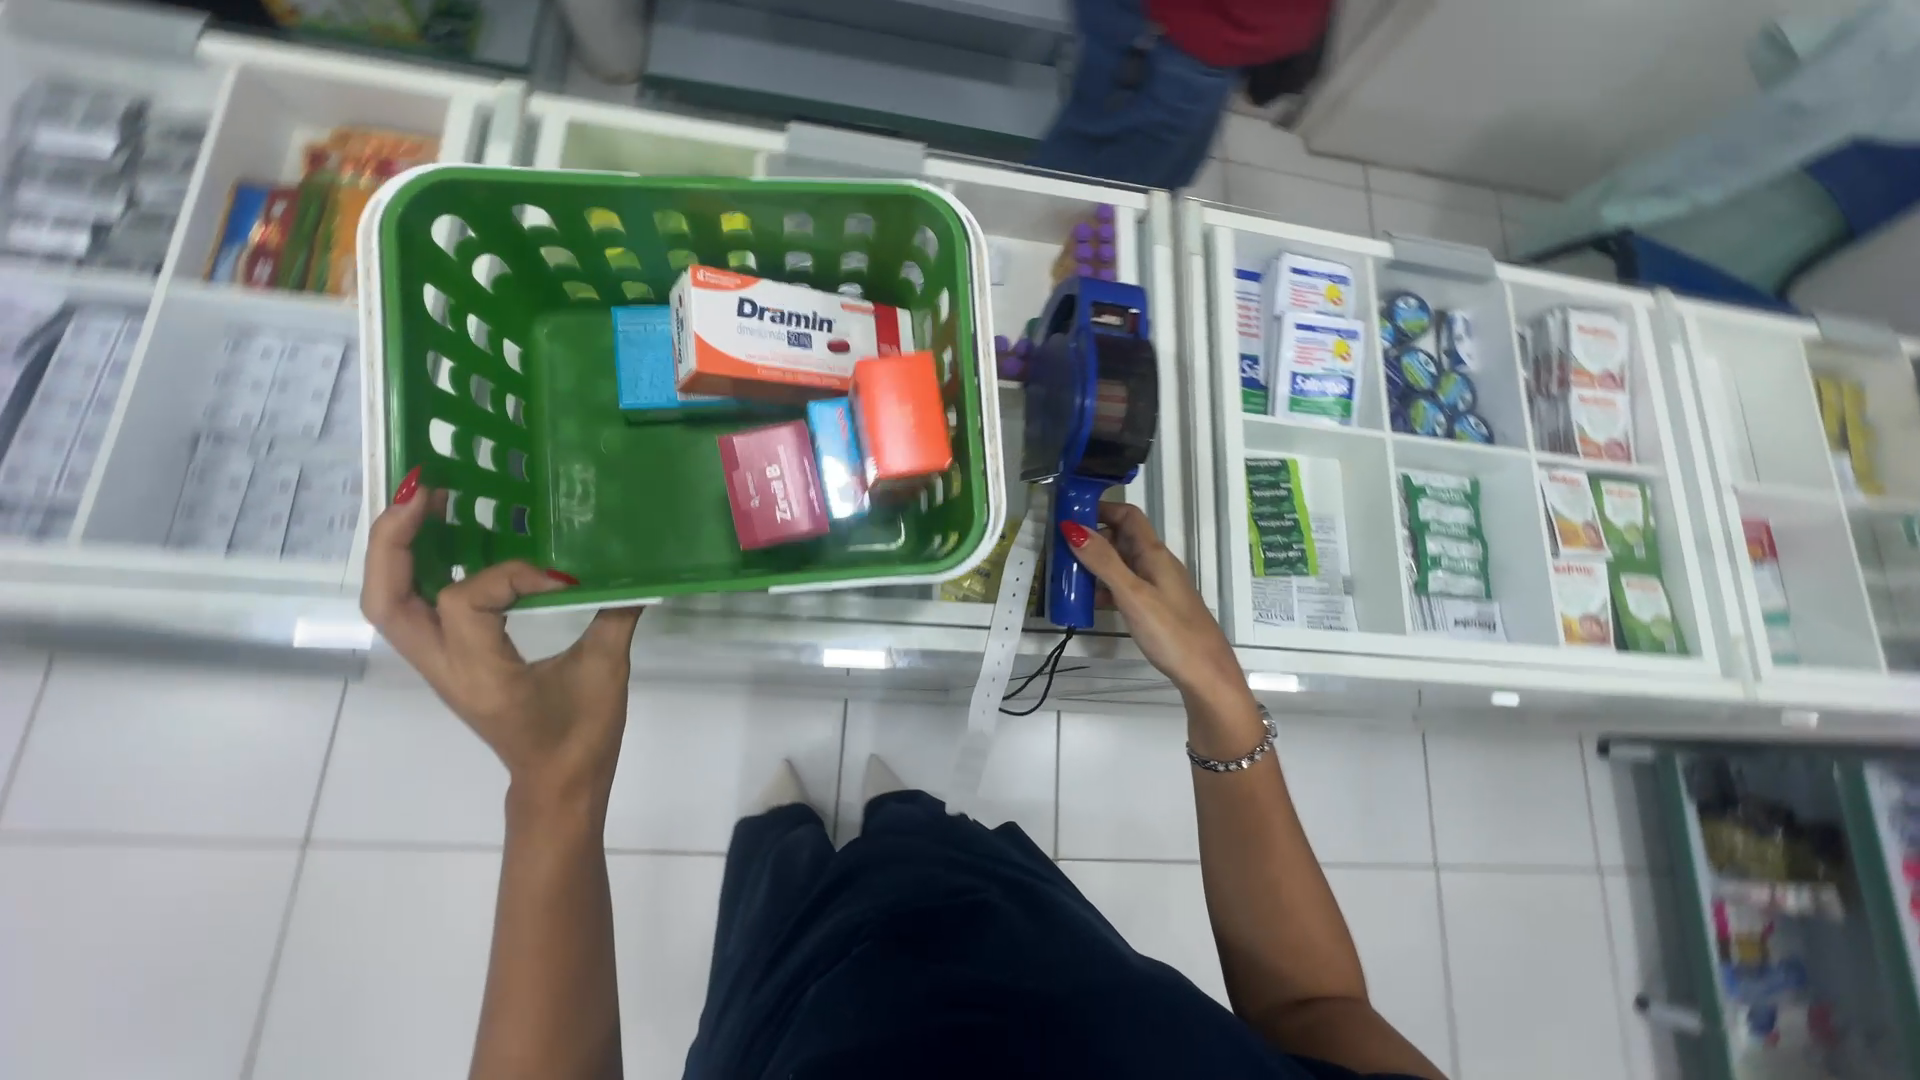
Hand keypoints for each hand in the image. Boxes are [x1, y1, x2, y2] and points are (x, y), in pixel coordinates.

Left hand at [360, 467, 644, 806]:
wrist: (556, 784)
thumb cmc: (582, 736)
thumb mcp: (606, 672)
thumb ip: (614, 617)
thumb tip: (633, 573)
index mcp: (481, 674)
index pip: (467, 602)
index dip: (512, 575)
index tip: (565, 580)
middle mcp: (445, 668)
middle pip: (386, 600)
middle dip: (395, 539)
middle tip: (427, 491)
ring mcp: (439, 666)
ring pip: (388, 604)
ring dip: (397, 550)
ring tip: (427, 503)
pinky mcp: (448, 661)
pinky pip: (415, 610)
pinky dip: (418, 569)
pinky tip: (448, 540)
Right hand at [1062, 503, 1244, 701]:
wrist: (1205, 674)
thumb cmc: (1170, 631)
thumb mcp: (1132, 594)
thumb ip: (1103, 561)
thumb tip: (1072, 527)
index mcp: (1154, 554)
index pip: (1127, 516)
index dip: (1100, 509)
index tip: (1069, 514)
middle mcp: (1156, 564)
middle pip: (1121, 538)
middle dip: (1091, 539)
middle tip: (1058, 549)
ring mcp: (1156, 586)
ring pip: (1121, 564)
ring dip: (1095, 565)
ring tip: (1065, 575)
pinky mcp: (1154, 607)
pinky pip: (1124, 587)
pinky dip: (1104, 589)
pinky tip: (1088, 602)